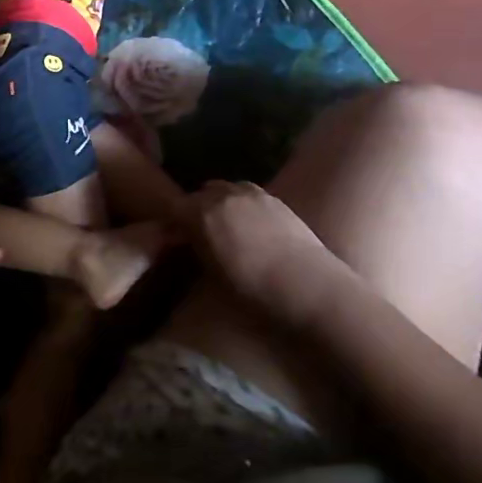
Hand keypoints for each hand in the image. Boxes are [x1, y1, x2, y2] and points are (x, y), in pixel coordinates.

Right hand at [187, 181, 346, 325]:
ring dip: (219, 203)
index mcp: (200, 213)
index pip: (173, 208)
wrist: (310, 289)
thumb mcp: (213, 276)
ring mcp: (250, 192)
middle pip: (198, 194)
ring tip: (226, 228)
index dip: (171, 223)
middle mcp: (222, 195)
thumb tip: (188, 239)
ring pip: (223, 189)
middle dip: (194, 209)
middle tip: (199, 235)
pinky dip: (241, 204)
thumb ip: (197, 248)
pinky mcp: (274, 198)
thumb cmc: (255, 292)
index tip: (173, 239)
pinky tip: (251, 227)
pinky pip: (246, 193)